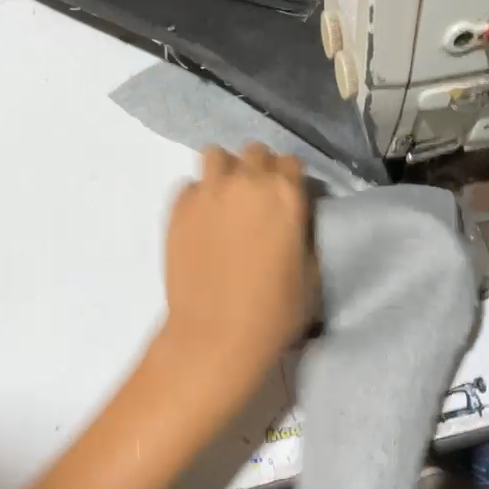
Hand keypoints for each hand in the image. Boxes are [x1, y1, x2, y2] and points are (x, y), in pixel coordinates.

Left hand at [160, 144, 312, 376]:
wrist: (216, 335)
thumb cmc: (274, 313)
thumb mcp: (311, 274)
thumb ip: (304, 234)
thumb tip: (296, 219)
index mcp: (285, 195)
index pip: (291, 162)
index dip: (291, 180)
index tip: (289, 200)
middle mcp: (246, 182)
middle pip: (255, 152)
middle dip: (259, 170)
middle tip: (258, 202)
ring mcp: (207, 192)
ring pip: (216, 155)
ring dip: (226, 171)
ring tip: (228, 201)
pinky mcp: (177, 208)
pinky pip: (190, 185)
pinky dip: (199, 195)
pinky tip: (204, 222)